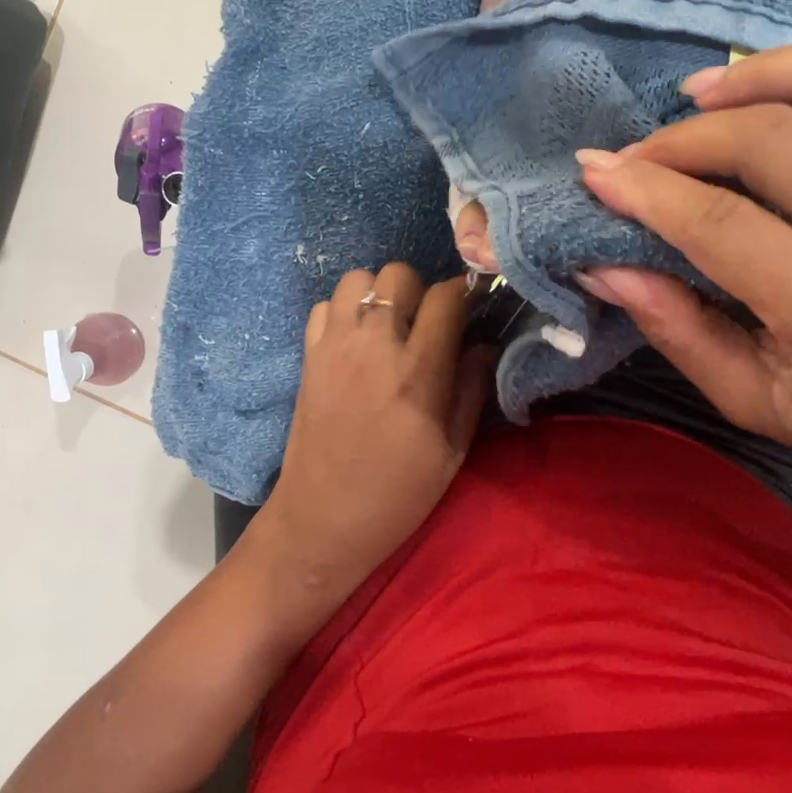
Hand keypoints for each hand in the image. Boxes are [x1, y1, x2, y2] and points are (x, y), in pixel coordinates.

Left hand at [249, 264, 495, 598]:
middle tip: (425, 323)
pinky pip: (324, 306)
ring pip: (357, 279)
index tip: (471, 308)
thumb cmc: (397, 493)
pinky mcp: (308, 356)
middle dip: (419, 289)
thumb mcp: (452, 450)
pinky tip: (354, 341)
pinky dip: (342, 312)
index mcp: (418, 371)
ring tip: (388, 327)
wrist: (322, 518)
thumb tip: (484, 344)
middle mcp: (374, 345)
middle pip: (398, 274)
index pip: (446, 297)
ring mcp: (335, 346)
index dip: (465, 293)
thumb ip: (470, 389)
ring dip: (377, 293)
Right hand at [573, 0, 791, 521]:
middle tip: (645, 153)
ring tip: (721, 88)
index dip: (645, 192)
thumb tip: (603, 262)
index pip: (723, 225)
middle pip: (780, 142)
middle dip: (689, 139)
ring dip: (787, 69)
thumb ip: (678, 331)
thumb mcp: (755, 403)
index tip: (596, 171)